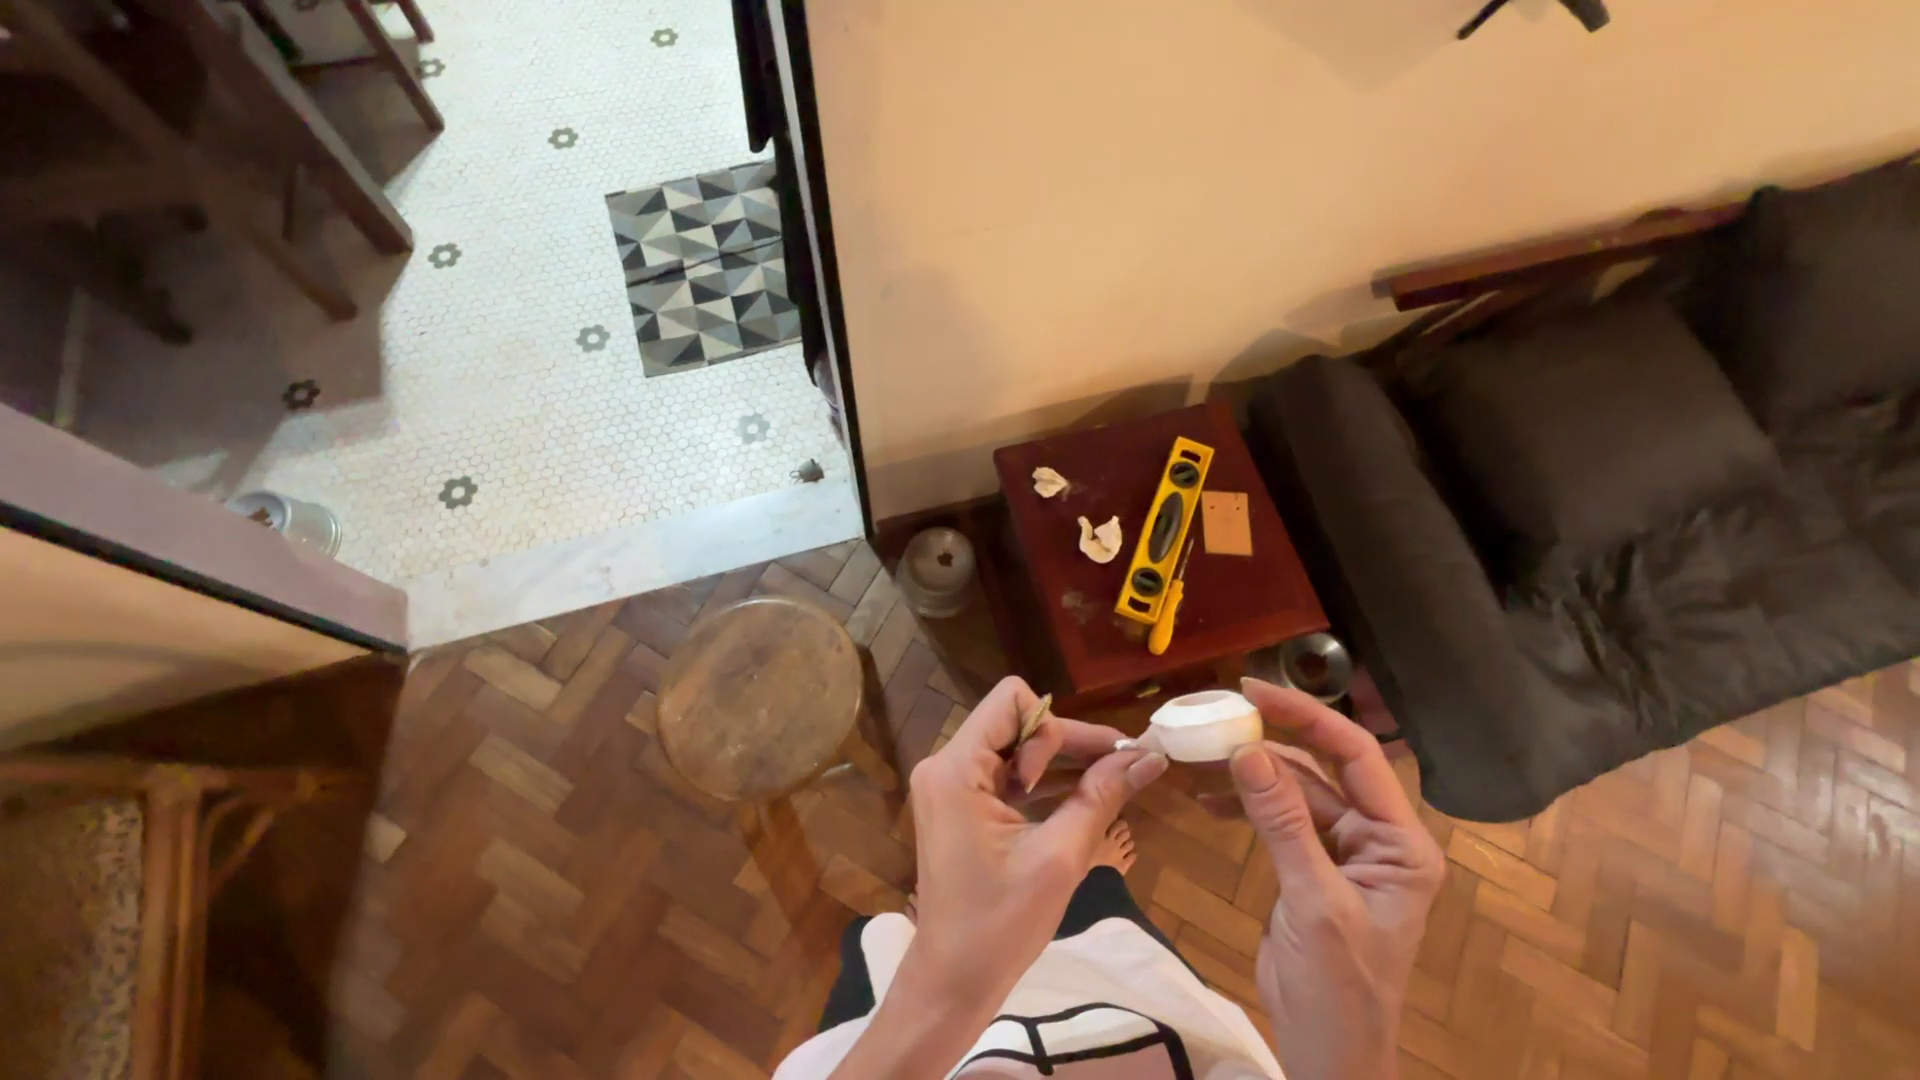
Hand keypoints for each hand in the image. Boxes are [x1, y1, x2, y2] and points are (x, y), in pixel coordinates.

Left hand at [905, 675, 1169, 1003]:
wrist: (952, 981)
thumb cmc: (1000, 924)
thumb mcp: (1059, 857)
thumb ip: (1102, 797)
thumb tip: (1150, 757)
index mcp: (956, 769)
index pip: (1013, 701)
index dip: (1055, 729)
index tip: (1074, 774)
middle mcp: (946, 765)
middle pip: (1016, 722)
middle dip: (1068, 743)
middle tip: (1121, 767)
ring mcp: (950, 785)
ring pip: (1015, 747)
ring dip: (1060, 762)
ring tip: (1111, 781)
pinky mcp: (959, 805)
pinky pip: (1006, 775)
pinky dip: (1043, 783)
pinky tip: (1082, 797)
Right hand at [1231, 678, 1445, 1079]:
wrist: (1326, 1049)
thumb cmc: (1337, 986)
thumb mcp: (1313, 901)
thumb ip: (1282, 823)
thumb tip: (1246, 751)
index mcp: (1399, 843)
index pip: (1356, 757)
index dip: (1307, 717)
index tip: (1253, 692)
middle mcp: (1375, 837)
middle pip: (1321, 767)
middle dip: (1270, 740)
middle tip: (1217, 715)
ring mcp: (1341, 850)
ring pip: (1293, 789)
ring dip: (1250, 772)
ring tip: (1201, 754)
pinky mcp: (1309, 865)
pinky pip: (1276, 817)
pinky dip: (1243, 804)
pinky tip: (1208, 799)